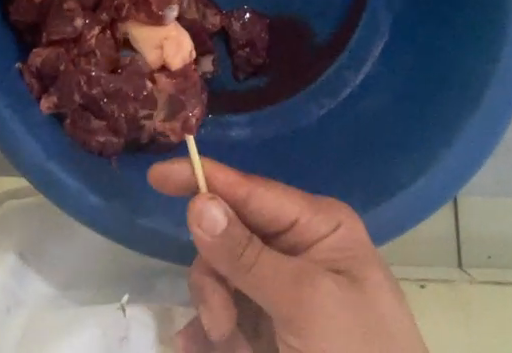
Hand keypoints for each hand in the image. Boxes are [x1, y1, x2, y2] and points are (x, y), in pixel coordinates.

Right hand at [149, 158, 427, 352]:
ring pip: (218, 279)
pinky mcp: (269, 328)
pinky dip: (211, 334)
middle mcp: (296, 249)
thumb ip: (246, 254)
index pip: (247, 189)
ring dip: (217, 315)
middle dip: (216, 279)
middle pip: (225, 237)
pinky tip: (202, 349)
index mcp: (316, 225)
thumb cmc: (356, 352)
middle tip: (224, 322)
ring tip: (234, 348)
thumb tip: (197, 200)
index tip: (155, 176)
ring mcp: (281, 290)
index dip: (201, 179)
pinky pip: (223, 315)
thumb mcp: (304, 301)